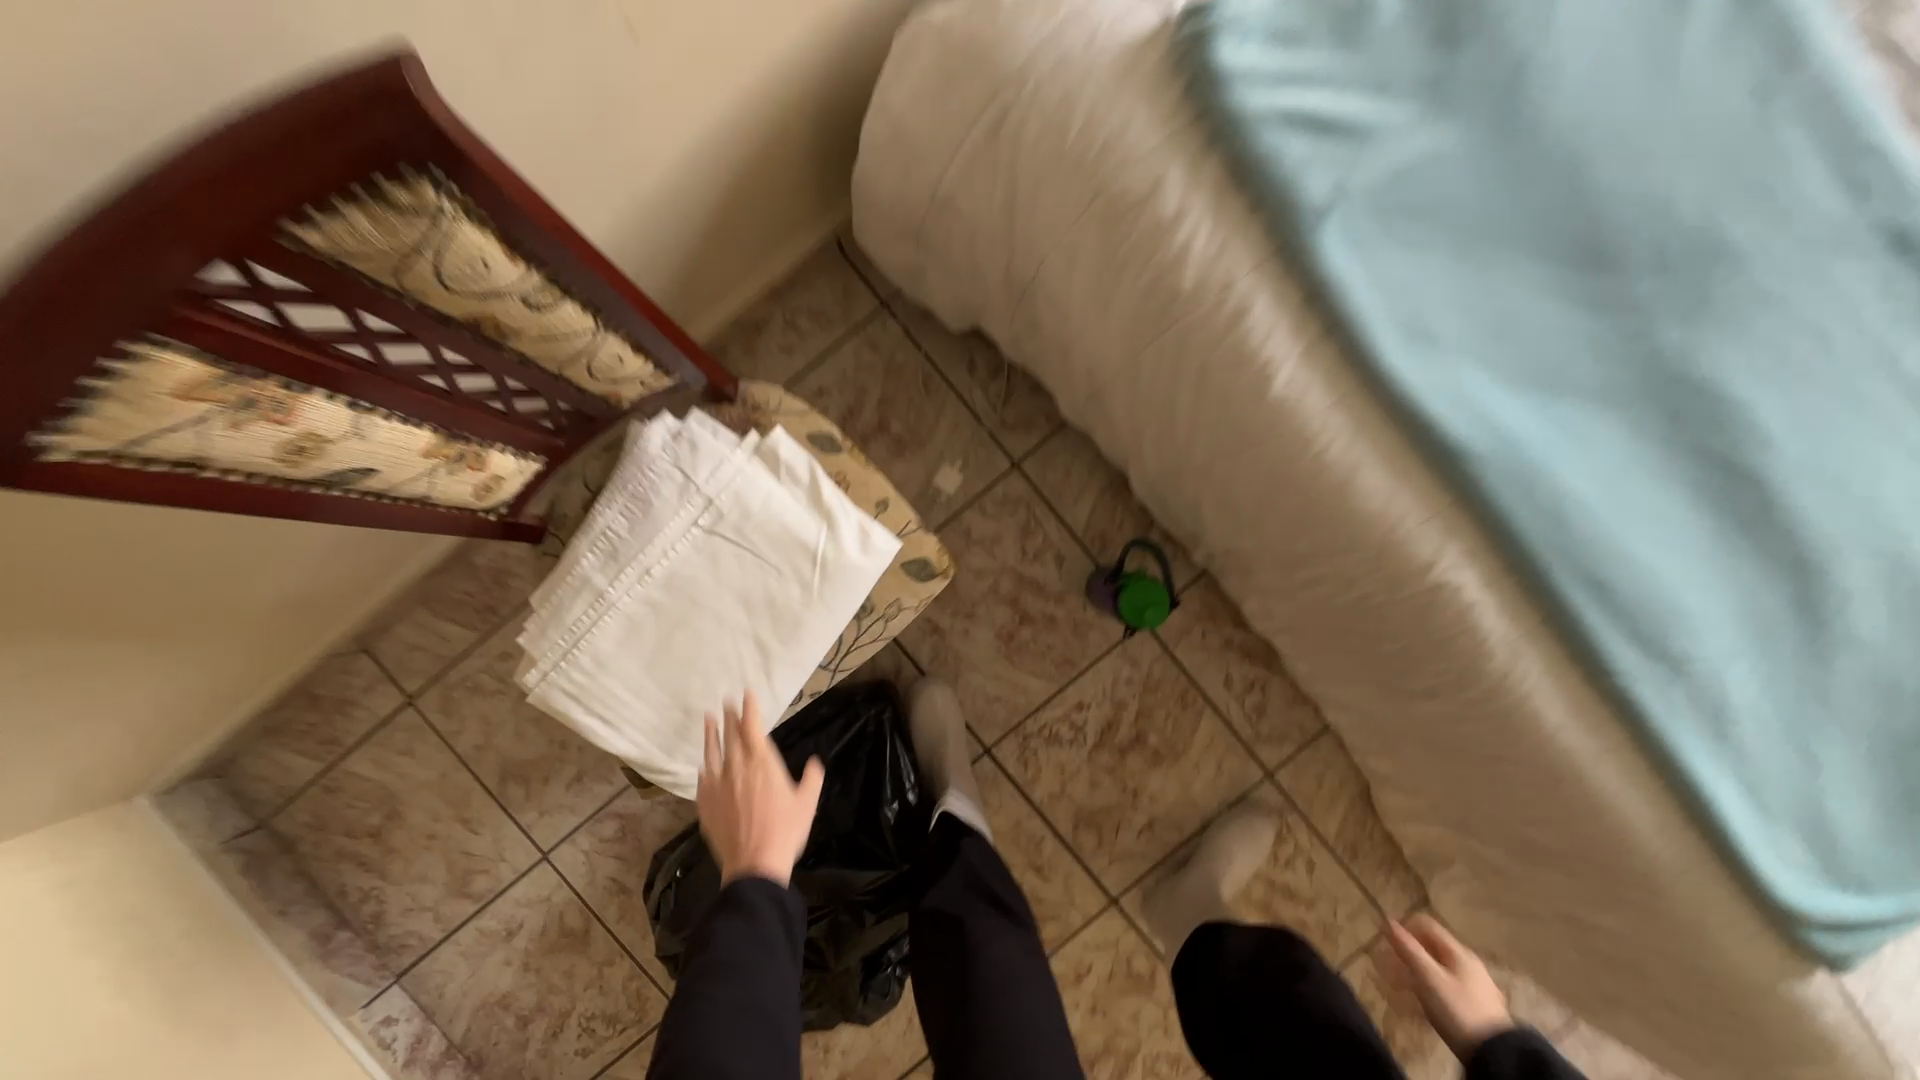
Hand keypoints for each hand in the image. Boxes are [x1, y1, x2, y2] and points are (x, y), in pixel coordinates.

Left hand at [696, 692, 823, 887]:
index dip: (749, 709)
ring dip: (711, 733)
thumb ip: (812, 779)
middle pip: (731, 735)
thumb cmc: (786, 830)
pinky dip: (705, 766)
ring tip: (708, 718)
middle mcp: (737, 767)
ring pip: (712, 752)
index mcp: (762, 763)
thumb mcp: (807, 803)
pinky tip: (704, 764)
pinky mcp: (705, 803)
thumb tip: (815, 763)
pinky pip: (703, 778)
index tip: (746, 694)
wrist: (755, 862)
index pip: (753, 727)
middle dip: (730, 716)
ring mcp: (718, 784)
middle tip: (726, 701)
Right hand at [1387, 914, 1514, 1059]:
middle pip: (1431, 946)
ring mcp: (1474, 983)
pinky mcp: (1476, 1003)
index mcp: (1458, 952)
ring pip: (1438, 967)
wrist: (1495, 1053)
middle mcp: (1467, 962)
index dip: (1405, 928)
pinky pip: (1446, 985)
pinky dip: (1430, 987)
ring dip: (1417, 972)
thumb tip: (1389, 921)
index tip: (1387, 942)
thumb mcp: (1428, 979)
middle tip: (1390, 968)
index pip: (1426, 925)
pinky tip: (1423, 1003)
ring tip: (1402, 988)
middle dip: (1408, 953)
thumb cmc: (1457, 1010)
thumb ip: (1409, 949)